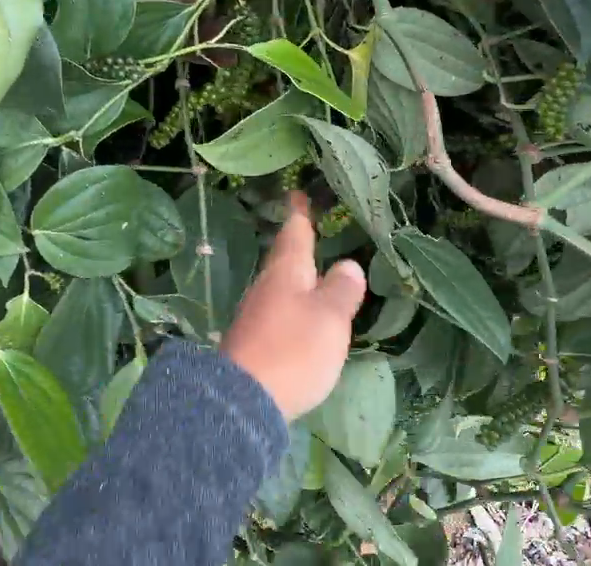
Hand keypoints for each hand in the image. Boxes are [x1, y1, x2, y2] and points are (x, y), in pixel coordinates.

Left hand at [220, 192, 367, 421]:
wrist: (243, 398)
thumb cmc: (292, 350)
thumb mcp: (328, 319)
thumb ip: (340, 291)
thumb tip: (346, 264)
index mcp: (285, 273)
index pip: (294, 234)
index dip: (298, 214)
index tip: (296, 192)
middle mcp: (267, 286)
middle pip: (284, 258)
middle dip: (296, 243)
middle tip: (307, 226)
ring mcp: (257, 313)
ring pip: (280, 284)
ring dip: (295, 273)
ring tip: (310, 267)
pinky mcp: (255, 340)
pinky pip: (278, 309)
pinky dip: (292, 301)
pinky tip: (300, 313)